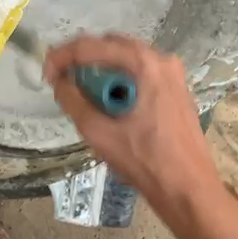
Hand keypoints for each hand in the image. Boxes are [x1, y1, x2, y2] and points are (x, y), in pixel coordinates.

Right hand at [44, 35, 220, 214]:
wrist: (190, 192)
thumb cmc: (145, 161)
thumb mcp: (98, 132)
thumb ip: (73, 100)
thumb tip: (60, 81)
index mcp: (143, 63)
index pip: (91, 46)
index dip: (62, 57)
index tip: (47, 76)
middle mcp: (160, 58)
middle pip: (109, 46)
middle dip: (82, 61)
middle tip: (62, 82)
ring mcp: (172, 72)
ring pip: (124, 59)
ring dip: (101, 72)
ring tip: (83, 94)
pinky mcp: (176, 88)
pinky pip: (139, 72)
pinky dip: (119, 80)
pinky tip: (109, 102)